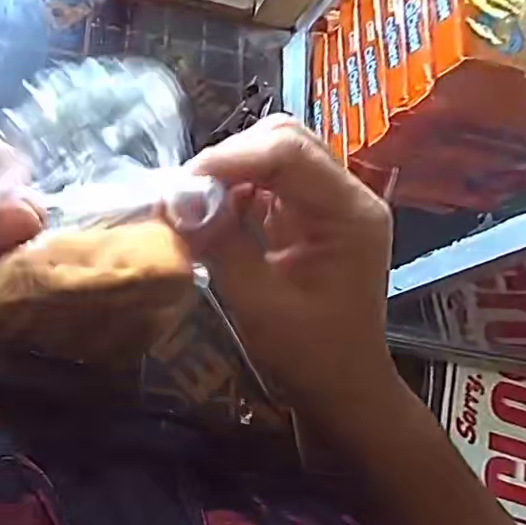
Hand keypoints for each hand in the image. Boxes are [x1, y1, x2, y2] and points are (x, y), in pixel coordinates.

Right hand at [181, 115, 397, 414]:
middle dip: (228, 158)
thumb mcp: (259, 304)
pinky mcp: (306, 217)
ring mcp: (327, 204)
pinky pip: (267, 183)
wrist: (340, 383)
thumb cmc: (308, 353)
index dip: (229, 159)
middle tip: (183, 193)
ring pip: (274, 155)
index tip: (180, 185)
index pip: (289, 154)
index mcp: (348, 214)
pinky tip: (211, 213)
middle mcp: (344, 195)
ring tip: (190, 201)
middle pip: (285, 140)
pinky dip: (233, 190)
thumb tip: (177, 201)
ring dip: (228, 172)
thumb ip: (222, 245)